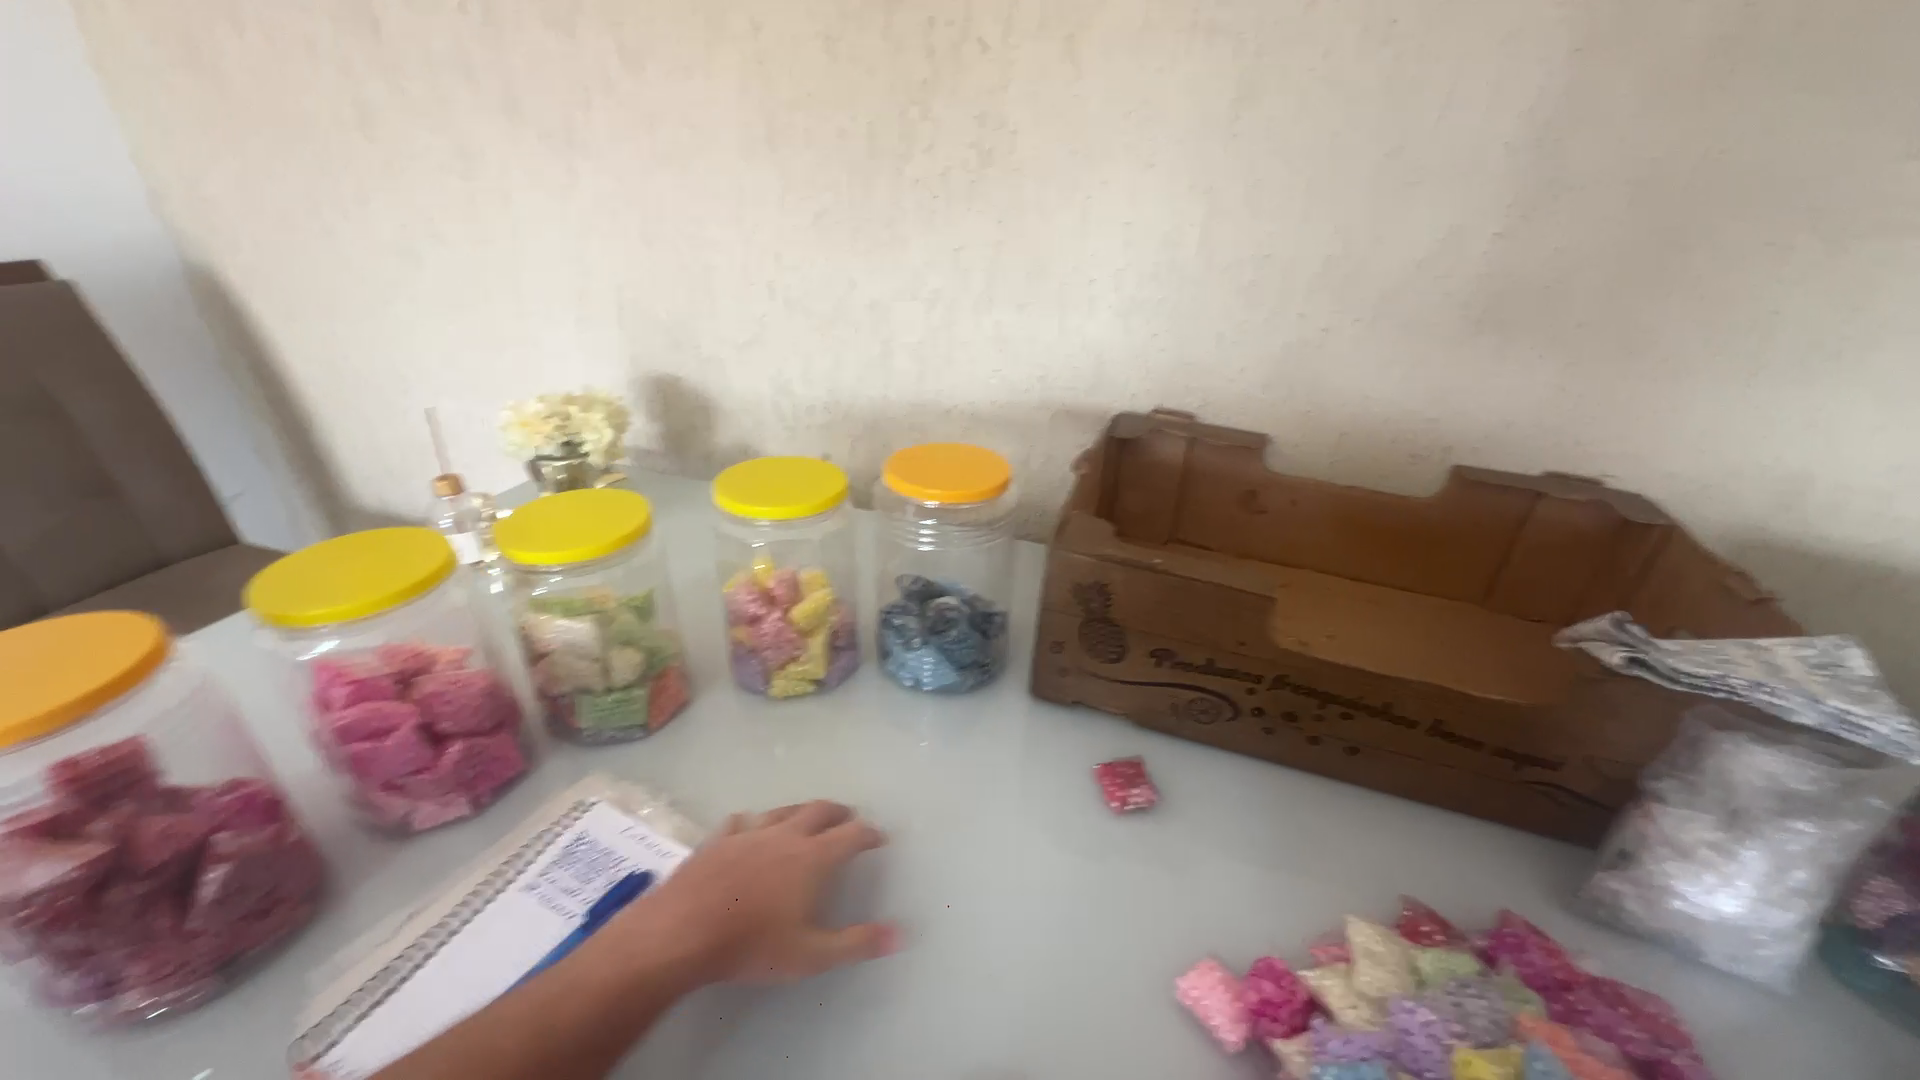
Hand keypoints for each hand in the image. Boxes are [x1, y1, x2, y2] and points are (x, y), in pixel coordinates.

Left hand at [615, 801, 896, 986]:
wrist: (680, 933)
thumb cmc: (751, 945)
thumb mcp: (810, 955)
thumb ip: (856, 943)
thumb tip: (901, 934)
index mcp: (812, 858)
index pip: (851, 835)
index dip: (869, 833)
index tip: (879, 837)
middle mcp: (784, 836)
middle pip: (819, 811)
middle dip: (839, 812)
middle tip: (849, 817)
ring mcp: (747, 834)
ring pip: (782, 810)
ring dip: (801, 810)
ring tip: (807, 816)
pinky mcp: (716, 840)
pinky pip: (741, 821)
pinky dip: (753, 821)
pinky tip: (748, 826)